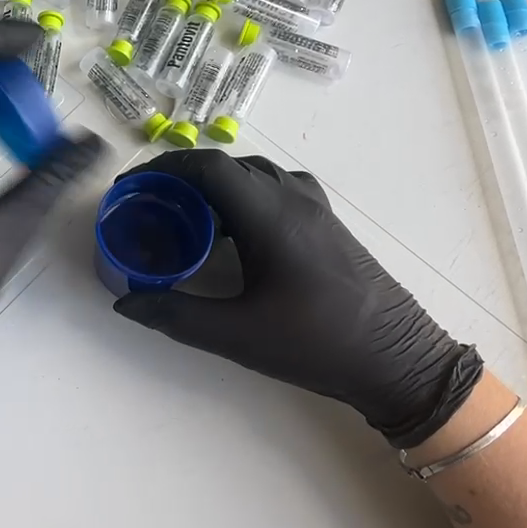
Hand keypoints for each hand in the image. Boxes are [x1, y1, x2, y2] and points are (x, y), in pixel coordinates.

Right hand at [112, 150, 480, 447]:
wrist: (401, 362)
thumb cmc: (318, 344)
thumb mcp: (238, 336)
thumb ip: (175, 316)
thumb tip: (125, 303)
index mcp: (271, 213)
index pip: (207, 166)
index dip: (163, 169)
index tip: (132, 187)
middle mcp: (293, 197)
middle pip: (227, 165)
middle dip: (183, 178)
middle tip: (152, 204)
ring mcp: (315, 208)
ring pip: (252, 175)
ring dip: (213, 187)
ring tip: (185, 216)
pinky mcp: (327, 223)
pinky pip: (273, 190)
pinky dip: (241, 197)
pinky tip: (233, 233)